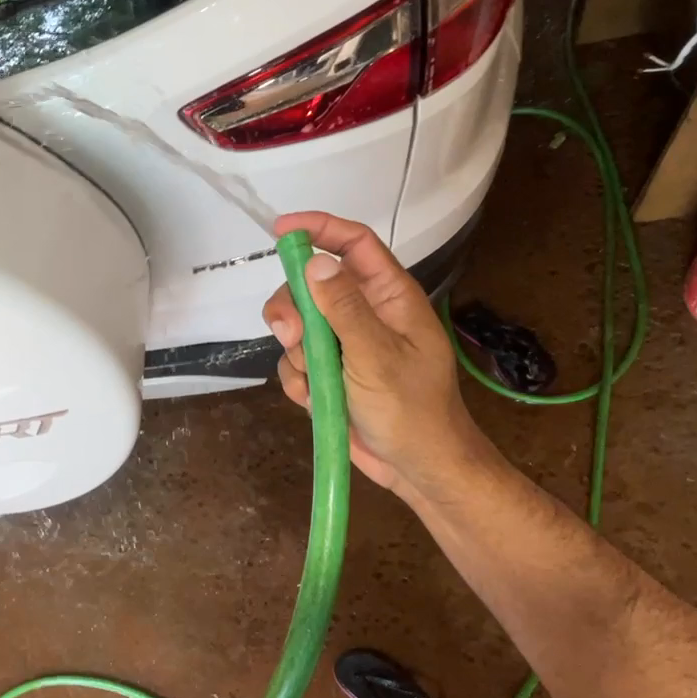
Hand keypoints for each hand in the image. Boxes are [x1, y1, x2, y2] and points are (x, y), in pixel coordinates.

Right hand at [261, 212, 497, 499]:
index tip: (280, 230)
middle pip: (309, 287)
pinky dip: (299, 383)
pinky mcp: (328, 375)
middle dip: (293, 312)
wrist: (417, 468)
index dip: (319, 229)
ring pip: (296, 329)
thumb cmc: (411, 409)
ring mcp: (343, 345)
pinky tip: (318, 402)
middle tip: (294, 336)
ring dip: (299, 357)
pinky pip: (294, 364)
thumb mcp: (376, 356)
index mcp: (388, 297)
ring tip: (321, 384)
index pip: (353, 245)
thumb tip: (315, 263)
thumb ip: (343, 309)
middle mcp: (363, 314)